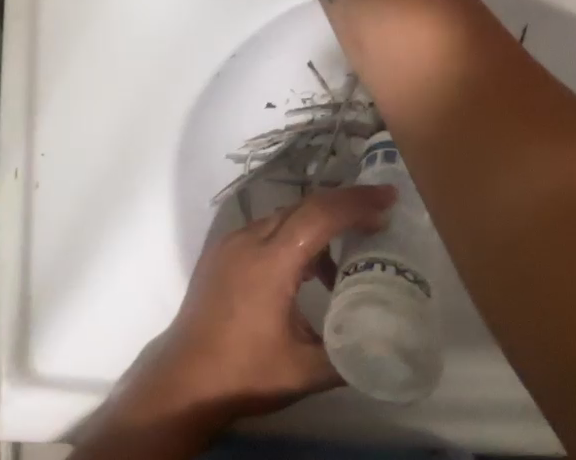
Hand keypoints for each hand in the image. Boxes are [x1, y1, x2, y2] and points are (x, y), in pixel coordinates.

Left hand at [76, 185, 398, 459]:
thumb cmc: (245, 372)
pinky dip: (292, 239)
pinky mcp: (220, 256)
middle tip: (379, 217)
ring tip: (351, 251)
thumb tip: (390, 347)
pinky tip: (310, 273)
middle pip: (301, 209)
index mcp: (270, 262)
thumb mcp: (307, 371)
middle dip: (342, 207)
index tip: (389, 197)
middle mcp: (248, 242)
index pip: (319, 215)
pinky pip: (264, 233)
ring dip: (316, 227)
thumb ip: (352, 356)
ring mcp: (230, 246)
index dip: (356, 202)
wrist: (185, 378)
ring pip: (281, 220)